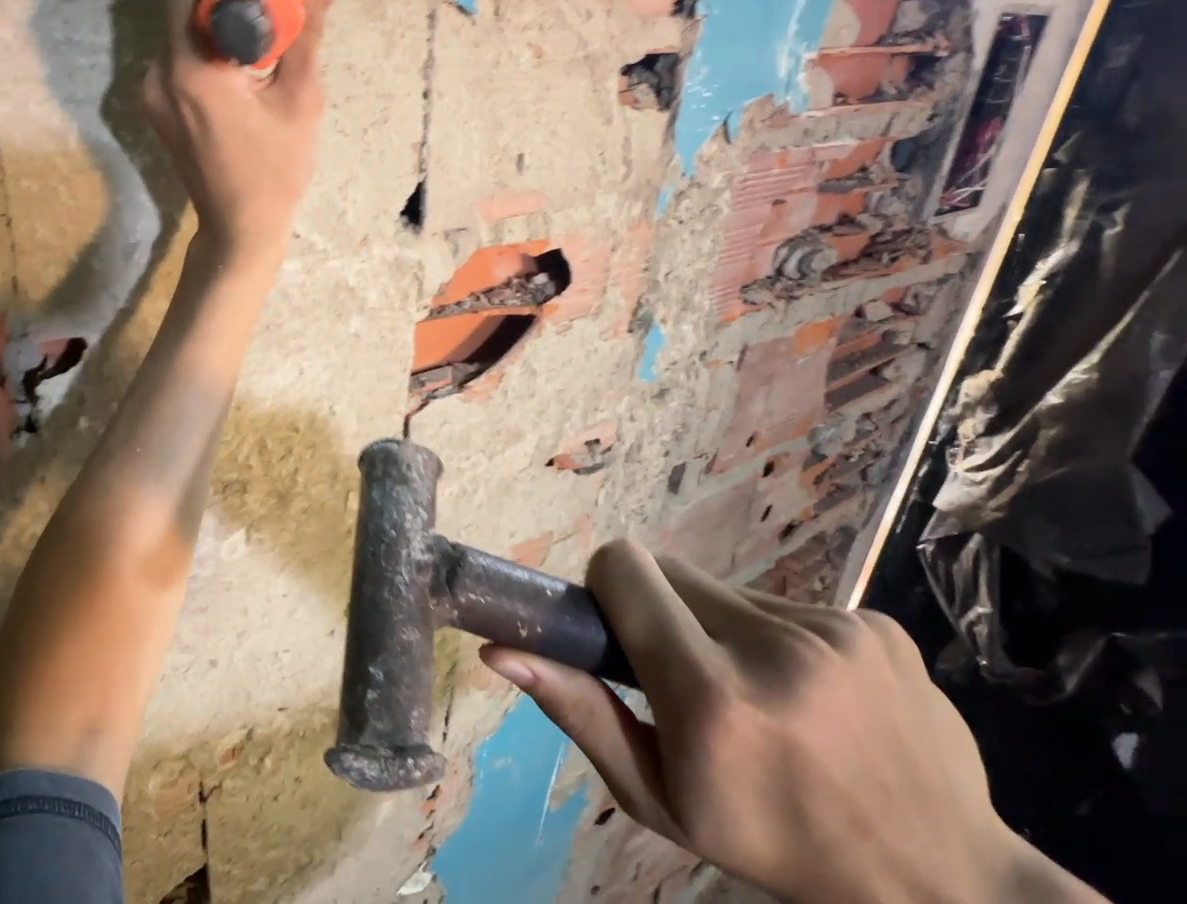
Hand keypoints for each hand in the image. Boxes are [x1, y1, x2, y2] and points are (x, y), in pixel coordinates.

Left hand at [143, 0, 335, 261]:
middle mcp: (160, 72)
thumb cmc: (275, 174)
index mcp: (192, 70)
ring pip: (182, 15)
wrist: (238, 228)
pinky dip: (213, 27)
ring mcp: (154, 88)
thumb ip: (306, 35)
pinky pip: (183, 44)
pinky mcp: (159, 100)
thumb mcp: (301, 102)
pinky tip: (247, 29)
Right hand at [481, 541, 1103, 903]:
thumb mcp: (657, 797)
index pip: (624, 568)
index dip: (605, 588)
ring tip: (758, 696)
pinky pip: (789, 604)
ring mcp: (836, 629)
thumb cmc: (772, 842)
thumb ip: (579, 714)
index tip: (615, 634)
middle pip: (669, 570)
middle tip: (682, 675)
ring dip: (720, 629)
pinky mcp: (878, 625)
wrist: (940, 877)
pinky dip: (778, 640)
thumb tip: (502, 652)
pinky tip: (811, 697)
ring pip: (728, 590)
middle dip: (658, 611)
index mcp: (710, 692)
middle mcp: (774, 644)